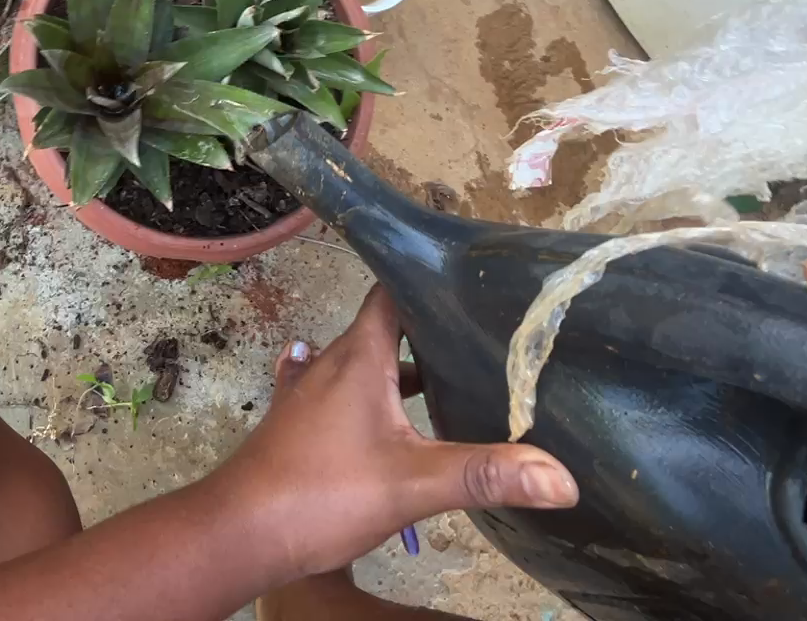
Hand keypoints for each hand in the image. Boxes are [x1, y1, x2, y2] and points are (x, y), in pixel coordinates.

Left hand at [212, 284, 577, 579]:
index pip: (390, 294)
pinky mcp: (307, 418)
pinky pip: (351, 390)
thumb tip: (563, 476)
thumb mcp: (412, 483)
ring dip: (408, 367)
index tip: (471, 280)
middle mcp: (333, 362)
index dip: (425, 281)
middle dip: (431, 329)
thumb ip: (484, 474)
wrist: (244, 526)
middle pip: (386, 329)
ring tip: (462, 376)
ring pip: (370, 364)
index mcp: (358, 356)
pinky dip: (382, 394)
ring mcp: (315, 389)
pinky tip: (408, 418)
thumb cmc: (323, 490)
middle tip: (486, 335)